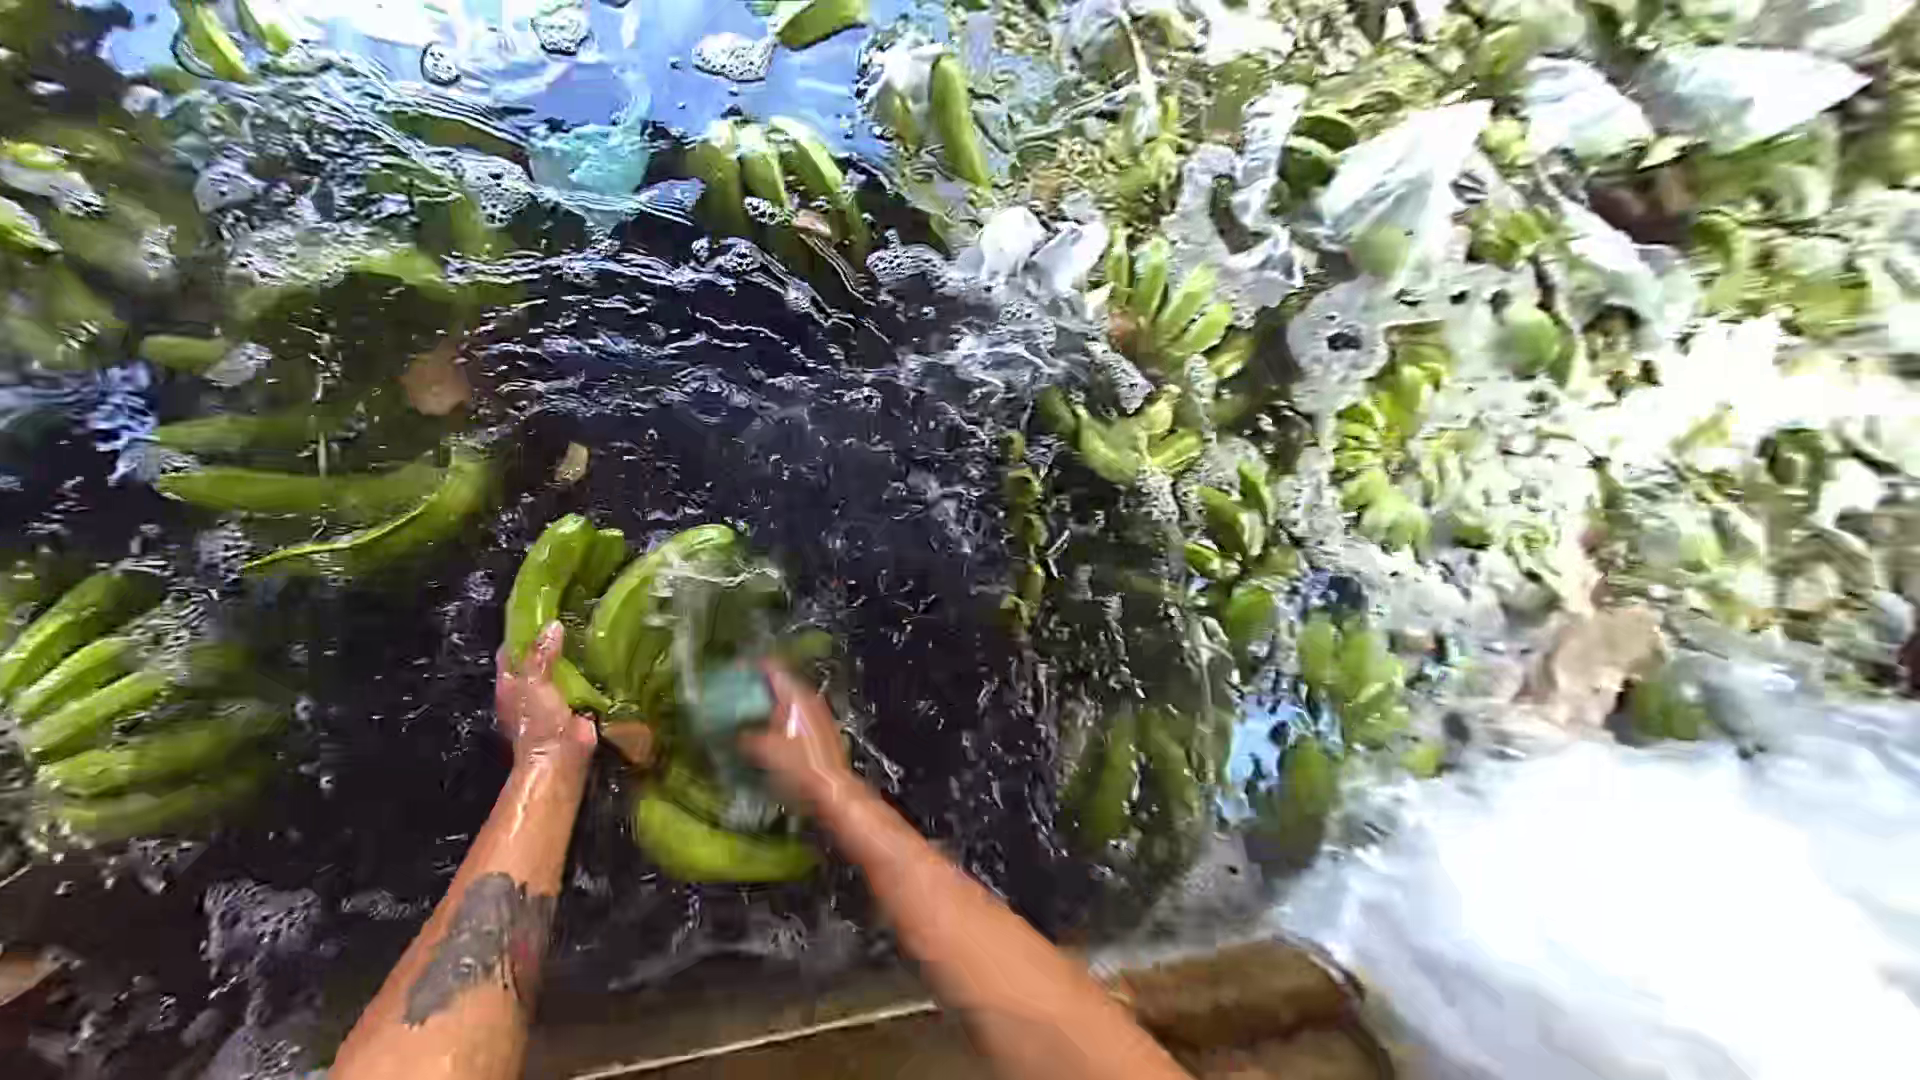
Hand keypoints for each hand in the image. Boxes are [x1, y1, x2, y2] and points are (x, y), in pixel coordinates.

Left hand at [494, 621, 597, 770]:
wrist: (562, 756)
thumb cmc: (538, 722)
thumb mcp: (534, 683)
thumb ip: (541, 655)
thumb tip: (553, 625)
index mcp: (510, 683)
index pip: (511, 650)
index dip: (523, 630)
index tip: (543, 609)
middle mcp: (529, 688)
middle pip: (539, 657)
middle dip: (553, 640)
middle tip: (576, 616)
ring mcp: (553, 698)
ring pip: (563, 669)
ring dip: (575, 655)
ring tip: (595, 630)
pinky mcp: (576, 704)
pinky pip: (584, 681)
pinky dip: (592, 671)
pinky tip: (606, 657)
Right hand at [740, 661, 854, 811]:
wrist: (831, 789)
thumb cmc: (800, 767)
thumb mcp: (763, 750)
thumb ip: (746, 735)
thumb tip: (735, 732)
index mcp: (796, 696)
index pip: (774, 668)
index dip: (754, 666)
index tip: (737, 668)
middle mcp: (810, 700)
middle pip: (782, 683)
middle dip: (760, 686)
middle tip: (738, 691)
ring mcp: (818, 714)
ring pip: (790, 700)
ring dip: (770, 702)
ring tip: (749, 711)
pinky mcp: (821, 730)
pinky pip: (796, 714)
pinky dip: (781, 716)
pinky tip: (769, 731)